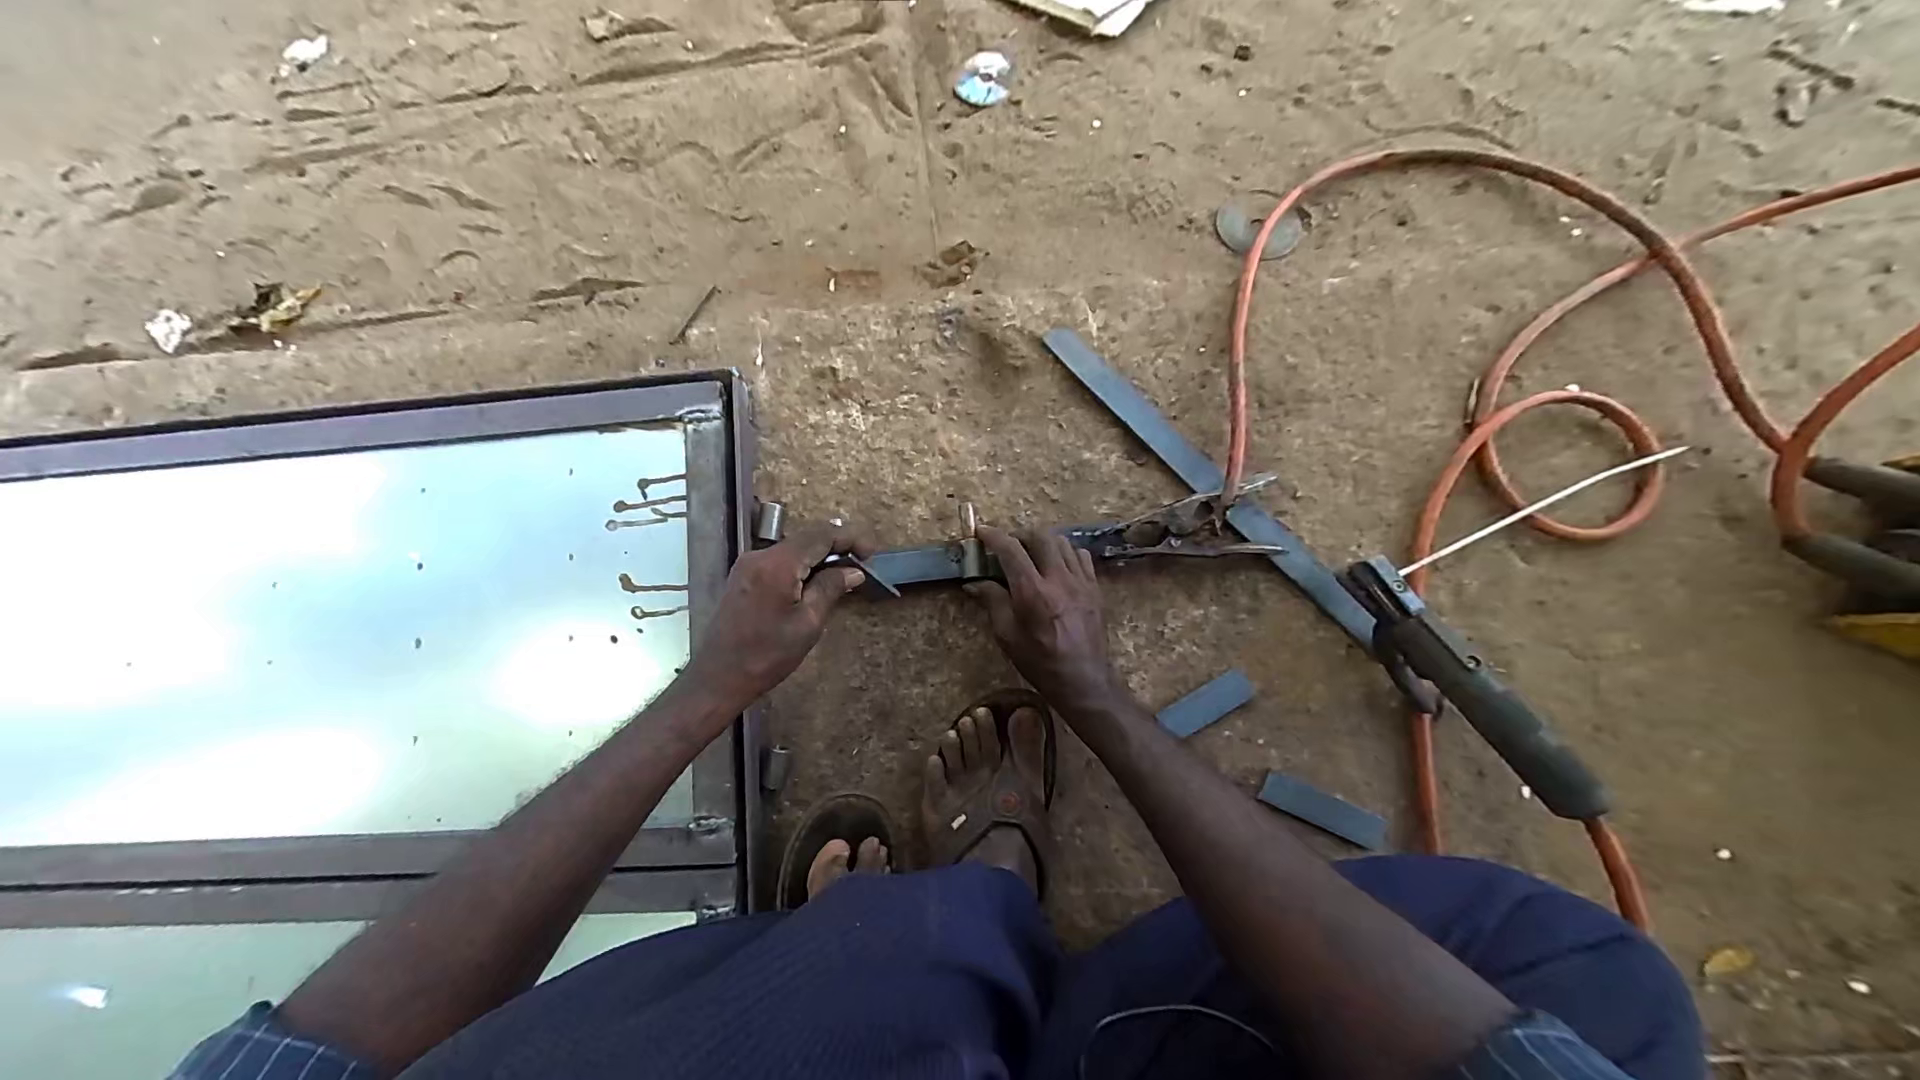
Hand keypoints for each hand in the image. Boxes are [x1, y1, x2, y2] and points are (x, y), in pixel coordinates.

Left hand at [683, 524, 870, 706]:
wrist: (718, 678)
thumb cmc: (767, 655)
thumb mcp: (808, 623)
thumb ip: (830, 588)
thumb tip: (853, 571)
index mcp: (777, 564)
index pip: (820, 535)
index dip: (849, 538)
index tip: (871, 552)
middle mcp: (759, 556)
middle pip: (805, 539)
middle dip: (836, 547)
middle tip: (861, 565)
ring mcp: (748, 566)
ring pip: (792, 550)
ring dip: (819, 558)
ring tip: (843, 575)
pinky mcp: (743, 578)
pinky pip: (779, 562)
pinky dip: (801, 567)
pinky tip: (816, 583)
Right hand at [963, 525, 1123, 709]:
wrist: (1083, 680)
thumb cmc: (1039, 662)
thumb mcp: (1007, 635)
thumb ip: (992, 601)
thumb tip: (973, 583)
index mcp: (1032, 592)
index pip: (1010, 550)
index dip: (993, 536)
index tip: (981, 533)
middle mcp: (1058, 579)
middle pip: (1039, 536)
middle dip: (1019, 535)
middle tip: (1008, 546)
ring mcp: (1081, 581)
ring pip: (1062, 542)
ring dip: (1042, 542)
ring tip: (1031, 554)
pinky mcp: (1095, 587)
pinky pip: (1080, 556)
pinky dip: (1065, 553)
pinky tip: (1057, 566)